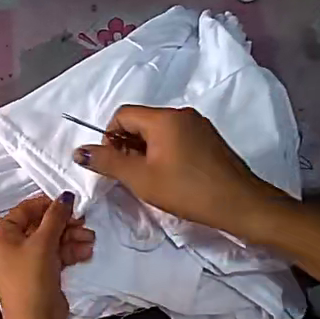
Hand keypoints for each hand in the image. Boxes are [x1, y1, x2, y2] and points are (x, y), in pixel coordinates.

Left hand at [0, 193, 94, 318]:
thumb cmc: (31, 279)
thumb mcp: (43, 242)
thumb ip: (56, 216)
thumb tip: (65, 196)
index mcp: (0, 236)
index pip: (24, 211)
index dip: (47, 205)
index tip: (69, 202)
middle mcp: (10, 248)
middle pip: (39, 226)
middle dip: (64, 224)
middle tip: (83, 221)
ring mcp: (25, 262)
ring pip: (50, 241)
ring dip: (71, 238)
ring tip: (90, 239)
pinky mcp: (40, 275)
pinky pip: (55, 256)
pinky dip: (70, 252)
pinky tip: (86, 251)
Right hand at [73, 105, 286, 237]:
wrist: (240, 204)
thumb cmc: (187, 190)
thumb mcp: (140, 178)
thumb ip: (107, 162)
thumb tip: (79, 152)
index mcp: (164, 118)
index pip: (122, 115)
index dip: (109, 138)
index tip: (113, 165)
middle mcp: (182, 114)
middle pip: (140, 122)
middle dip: (126, 146)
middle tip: (129, 175)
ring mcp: (198, 126)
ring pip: (158, 132)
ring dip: (145, 151)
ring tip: (148, 179)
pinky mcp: (209, 140)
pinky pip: (176, 138)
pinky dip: (163, 153)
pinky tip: (169, 177)